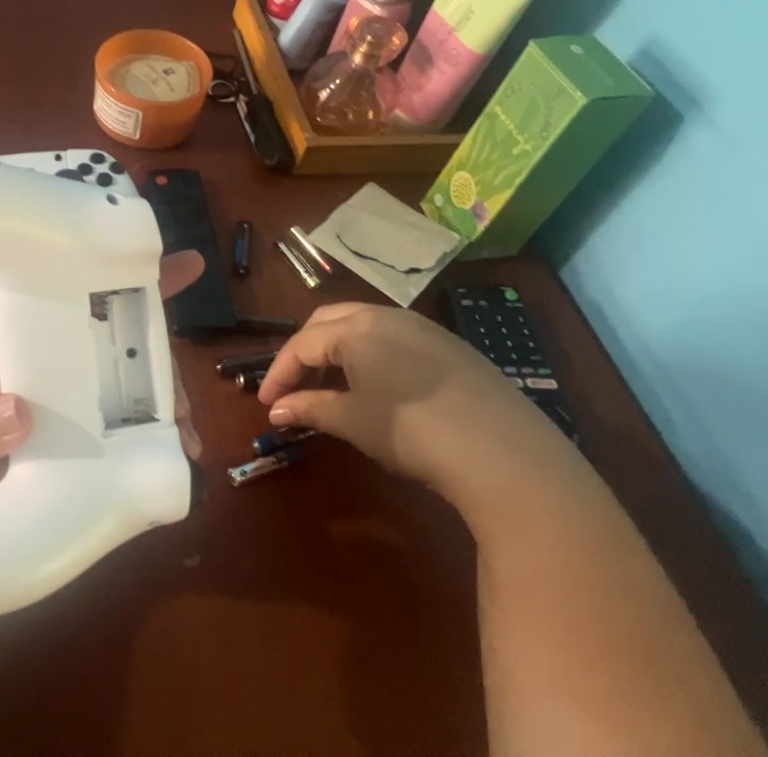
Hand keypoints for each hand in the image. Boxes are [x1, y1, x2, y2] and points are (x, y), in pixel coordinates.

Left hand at [0, 249, 206, 516]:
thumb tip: (19, 411)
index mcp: (31, 352)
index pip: (82, 306)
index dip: (133, 285)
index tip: (184, 267)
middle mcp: (62, 378)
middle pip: (126, 354)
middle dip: (164, 370)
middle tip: (182, 411)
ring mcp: (77, 418)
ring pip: (136, 397)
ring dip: (168, 413)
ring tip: (184, 445)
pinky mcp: (86, 457)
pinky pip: (131, 442)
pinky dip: (158, 449)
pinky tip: (175, 467)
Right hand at [256, 303, 573, 498]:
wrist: (502, 450)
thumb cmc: (411, 430)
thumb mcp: (352, 421)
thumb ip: (310, 408)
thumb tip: (276, 409)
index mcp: (357, 329)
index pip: (302, 343)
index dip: (278, 373)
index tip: (265, 404)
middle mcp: (388, 316)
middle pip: (330, 322)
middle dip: (305, 351)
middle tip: (294, 386)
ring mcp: (425, 329)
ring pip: (365, 327)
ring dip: (338, 351)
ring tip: (331, 388)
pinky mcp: (452, 348)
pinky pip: (396, 340)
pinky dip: (371, 357)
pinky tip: (378, 389)